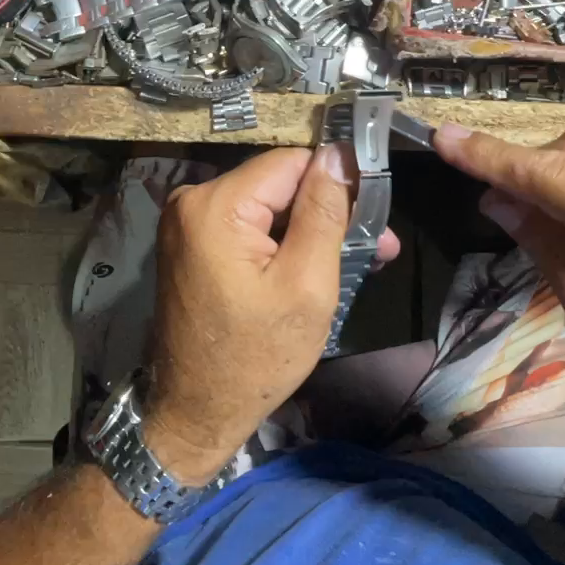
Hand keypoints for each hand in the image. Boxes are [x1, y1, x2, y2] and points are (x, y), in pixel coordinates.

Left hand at [141, 146, 398, 482]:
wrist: (197, 411)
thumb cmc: (256, 357)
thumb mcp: (306, 285)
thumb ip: (323, 213)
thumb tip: (338, 154)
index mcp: (215, 205)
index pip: (290, 162)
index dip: (336, 182)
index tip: (373, 215)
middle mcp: (191, 200)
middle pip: (277, 184)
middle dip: (327, 211)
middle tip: (378, 247)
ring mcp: (185, 223)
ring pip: (266, 206)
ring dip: (309, 231)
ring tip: (358, 262)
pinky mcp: (190, 244)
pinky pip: (246, 227)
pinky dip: (280, 243)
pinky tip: (316, 268)